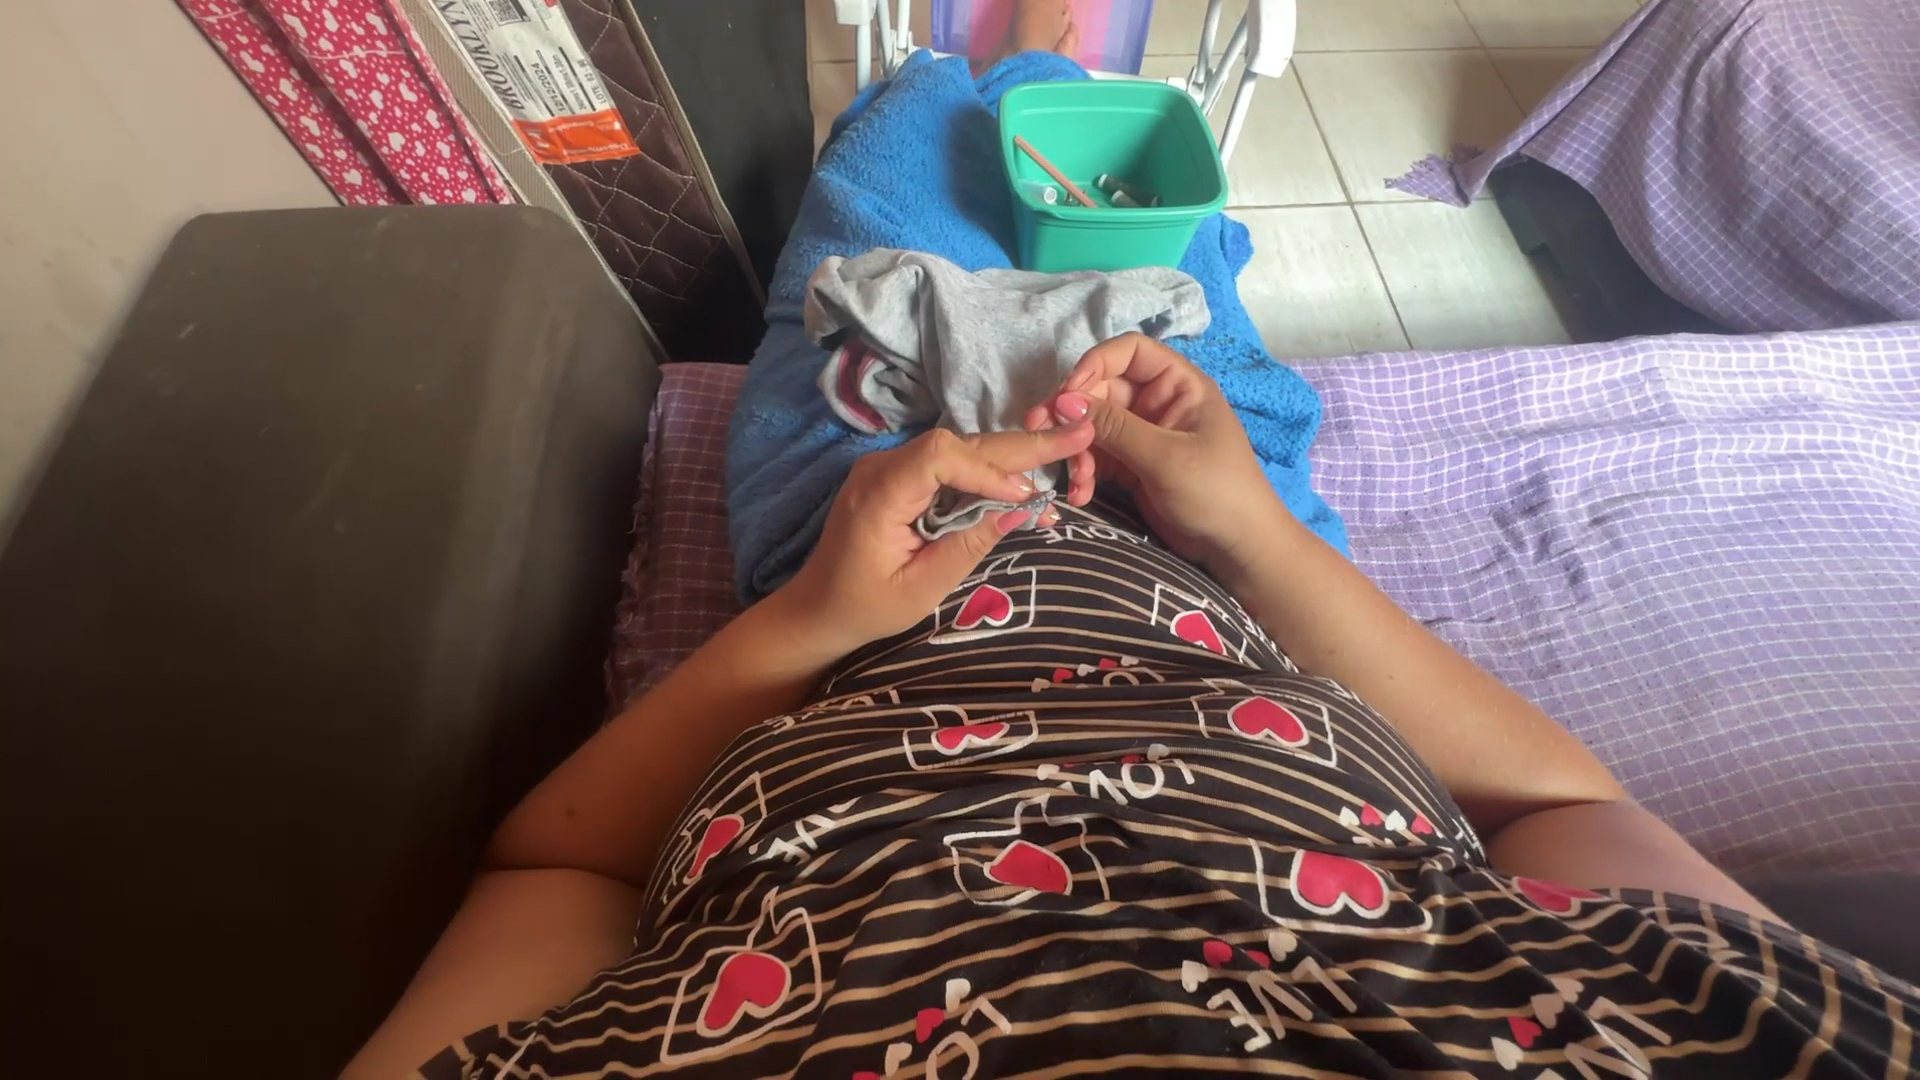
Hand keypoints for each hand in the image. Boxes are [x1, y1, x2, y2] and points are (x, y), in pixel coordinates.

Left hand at [776, 424, 1093, 653]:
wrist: (819, 608)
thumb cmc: (864, 607)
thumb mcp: (920, 588)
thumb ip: (967, 546)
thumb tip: (1019, 511)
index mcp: (879, 494)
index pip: (940, 456)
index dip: (988, 469)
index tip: (1025, 495)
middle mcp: (882, 468)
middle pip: (958, 444)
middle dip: (1019, 447)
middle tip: (1076, 437)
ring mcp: (890, 468)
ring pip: (960, 450)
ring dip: (1011, 457)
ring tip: (1065, 450)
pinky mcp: (901, 478)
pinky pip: (950, 466)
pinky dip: (989, 475)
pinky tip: (1025, 482)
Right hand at [1024, 332, 1288, 580]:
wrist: (1236, 548)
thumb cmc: (1216, 492)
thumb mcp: (1164, 457)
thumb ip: (1113, 426)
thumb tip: (1062, 400)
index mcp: (1177, 384)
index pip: (1128, 353)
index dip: (1093, 366)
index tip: (1065, 396)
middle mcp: (1156, 403)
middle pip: (1100, 391)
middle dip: (1072, 415)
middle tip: (1042, 435)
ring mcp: (1141, 435)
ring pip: (1091, 427)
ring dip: (1075, 452)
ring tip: (1074, 482)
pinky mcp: (1130, 465)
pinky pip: (1095, 458)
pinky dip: (1083, 473)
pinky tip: (1080, 495)